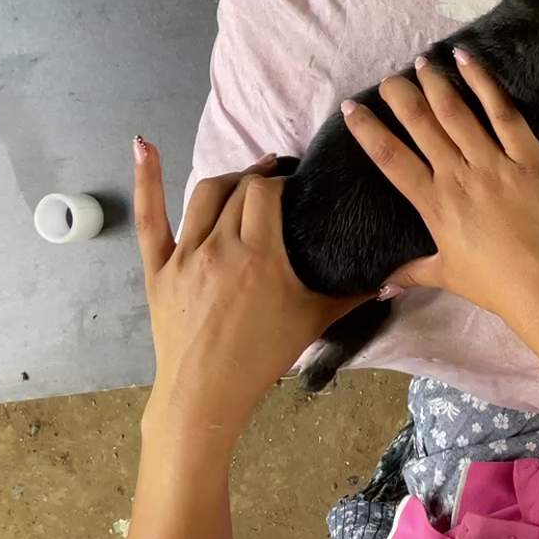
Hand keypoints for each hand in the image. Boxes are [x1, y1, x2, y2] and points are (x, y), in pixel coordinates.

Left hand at [131, 137, 364, 451]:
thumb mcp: (317, 319)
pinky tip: (142, 145)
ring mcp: (185, 255)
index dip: (283, 182)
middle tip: (280, 181)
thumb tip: (396, 278)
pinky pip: (150, 217)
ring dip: (229, 179)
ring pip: (205, 195)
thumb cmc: (265, 355)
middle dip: (262, 179)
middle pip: (241, 190)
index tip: (297, 188)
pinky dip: (145, 178)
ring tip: (246, 180)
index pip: (268, 193)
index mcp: (260, 254)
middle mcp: (220, 246)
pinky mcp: (159, 267)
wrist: (206, 392)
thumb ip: (355, 292)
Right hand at [342, 50, 538, 323]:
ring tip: (423, 61)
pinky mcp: (530, 157)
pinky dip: (484, 84)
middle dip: (401, 96)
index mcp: (435, 205)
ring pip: (457, 113)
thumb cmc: (497, 285)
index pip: (391, 159)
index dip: (368, 130)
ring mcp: (495, 164)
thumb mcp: (448, 276)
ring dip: (436, 83)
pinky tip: (468, 61)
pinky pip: (503, 113)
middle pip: (421, 125)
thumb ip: (412, 273)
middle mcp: (459, 177)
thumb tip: (379, 286)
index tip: (352, 106)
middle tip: (389, 78)